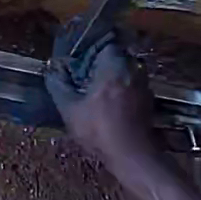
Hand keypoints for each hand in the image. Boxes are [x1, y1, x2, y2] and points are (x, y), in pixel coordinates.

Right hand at [44, 39, 158, 163]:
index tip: (80, 56)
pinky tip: (110, 101)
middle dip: (102, 61)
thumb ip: (59, 86)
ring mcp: (143, 85)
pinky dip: (122, 87)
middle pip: (117, 55)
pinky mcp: (148, 100)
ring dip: (113, 74)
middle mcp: (132, 71)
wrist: (132, 156)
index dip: (92, 48)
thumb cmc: (99, 130)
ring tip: (96, 86)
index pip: (106, 43)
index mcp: (113, 68)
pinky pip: (133, 84)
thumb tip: (52, 69)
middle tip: (85, 71)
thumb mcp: (70, 110)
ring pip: (126, 69)